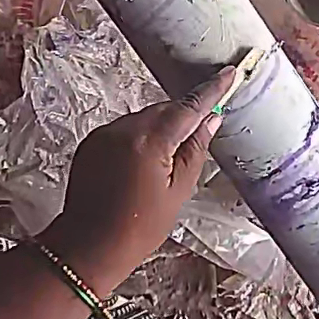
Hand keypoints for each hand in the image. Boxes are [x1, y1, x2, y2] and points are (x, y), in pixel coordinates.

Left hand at [41, 66, 235, 293]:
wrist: (90, 244)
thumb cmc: (139, 227)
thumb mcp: (178, 191)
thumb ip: (194, 150)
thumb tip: (211, 118)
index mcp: (150, 141)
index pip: (188, 108)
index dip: (211, 90)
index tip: (228, 73)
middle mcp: (124, 129)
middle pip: (163, 110)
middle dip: (182, 117)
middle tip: (197, 136)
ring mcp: (104, 133)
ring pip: (142, 119)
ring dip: (158, 129)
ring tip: (163, 163)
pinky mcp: (91, 142)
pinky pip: (123, 130)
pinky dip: (137, 138)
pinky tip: (139, 166)